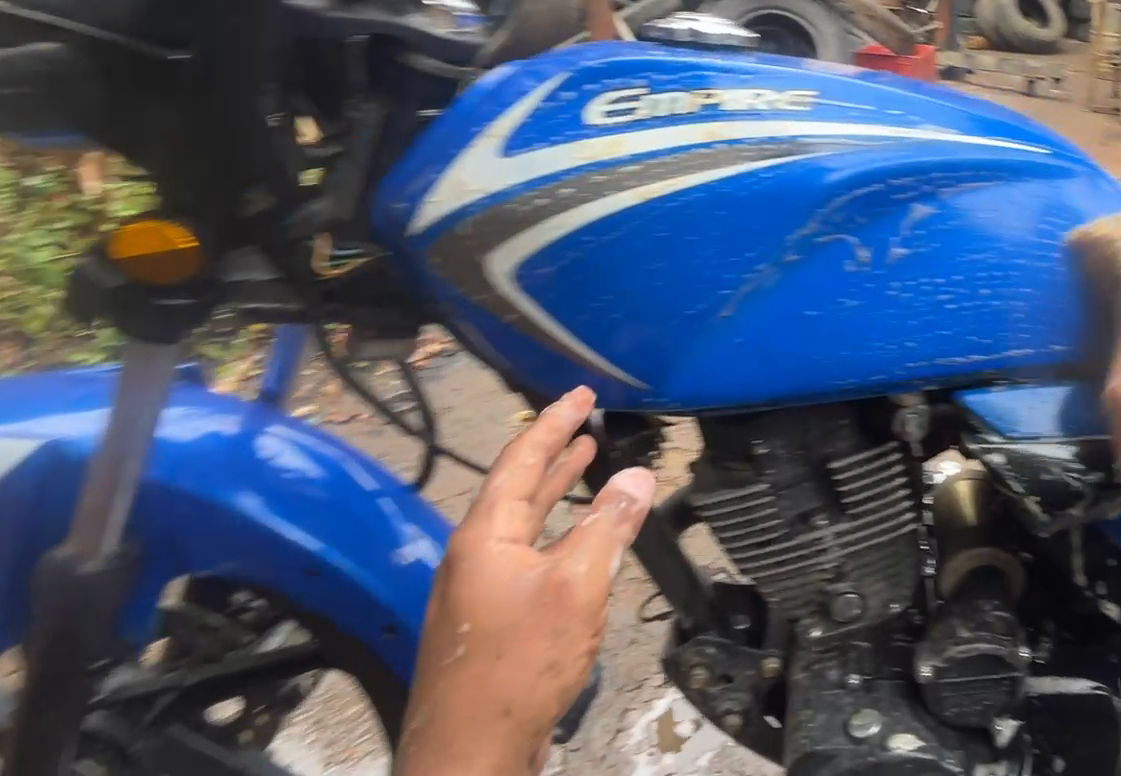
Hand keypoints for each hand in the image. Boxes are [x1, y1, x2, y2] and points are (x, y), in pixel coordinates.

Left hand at [395, 387, 655, 775]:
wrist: (468, 756)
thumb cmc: (520, 663)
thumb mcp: (577, 585)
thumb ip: (609, 525)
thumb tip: (638, 475)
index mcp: (486, 536)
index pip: (521, 460)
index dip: (554, 423)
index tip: (580, 394)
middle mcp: (476, 555)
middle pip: (517, 486)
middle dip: (554, 449)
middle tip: (584, 418)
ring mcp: (480, 588)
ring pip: (524, 520)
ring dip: (555, 487)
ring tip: (585, 458)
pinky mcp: (492, 618)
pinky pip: (529, 549)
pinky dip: (557, 526)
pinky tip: (578, 536)